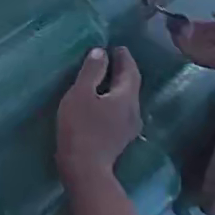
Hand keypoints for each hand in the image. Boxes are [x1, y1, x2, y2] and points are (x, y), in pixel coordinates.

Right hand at [55, 47, 140, 183]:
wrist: (84, 168)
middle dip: (123, 70)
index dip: (124, 57)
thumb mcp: (81, 94)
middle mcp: (134, 110)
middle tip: (112, 58)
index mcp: (126, 97)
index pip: (130, 71)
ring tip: (106, 78)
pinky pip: (122, 110)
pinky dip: (115, 99)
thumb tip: (100, 52)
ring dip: (119, 86)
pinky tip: (104, 101)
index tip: (117, 46)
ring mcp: (129, 127)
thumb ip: (91, 71)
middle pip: (132, 85)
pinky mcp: (120, 138)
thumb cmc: (80, 127)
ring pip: (127, 99)